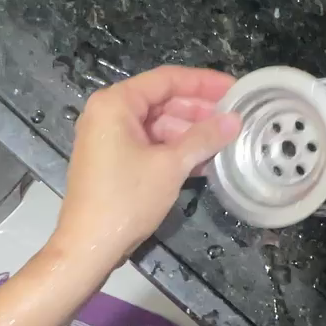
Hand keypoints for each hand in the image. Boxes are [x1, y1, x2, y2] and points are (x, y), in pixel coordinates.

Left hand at [51, 66, 240, 264]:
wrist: (89, 245)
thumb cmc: (126, 200)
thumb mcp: (170, 166)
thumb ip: (203, 138)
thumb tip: (234, 120)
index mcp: (115, 103)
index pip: (167, 79)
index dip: (204, 83)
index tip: (235, 89)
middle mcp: (108, 114)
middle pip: (162, 101)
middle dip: (199, 111)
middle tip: (235, 118)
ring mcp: (109, 139)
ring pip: (158, 126)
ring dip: (190, 134)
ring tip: (225, 141)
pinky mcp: (113, 162)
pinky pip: (149, 146)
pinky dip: (174, 150)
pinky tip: (204, 160)